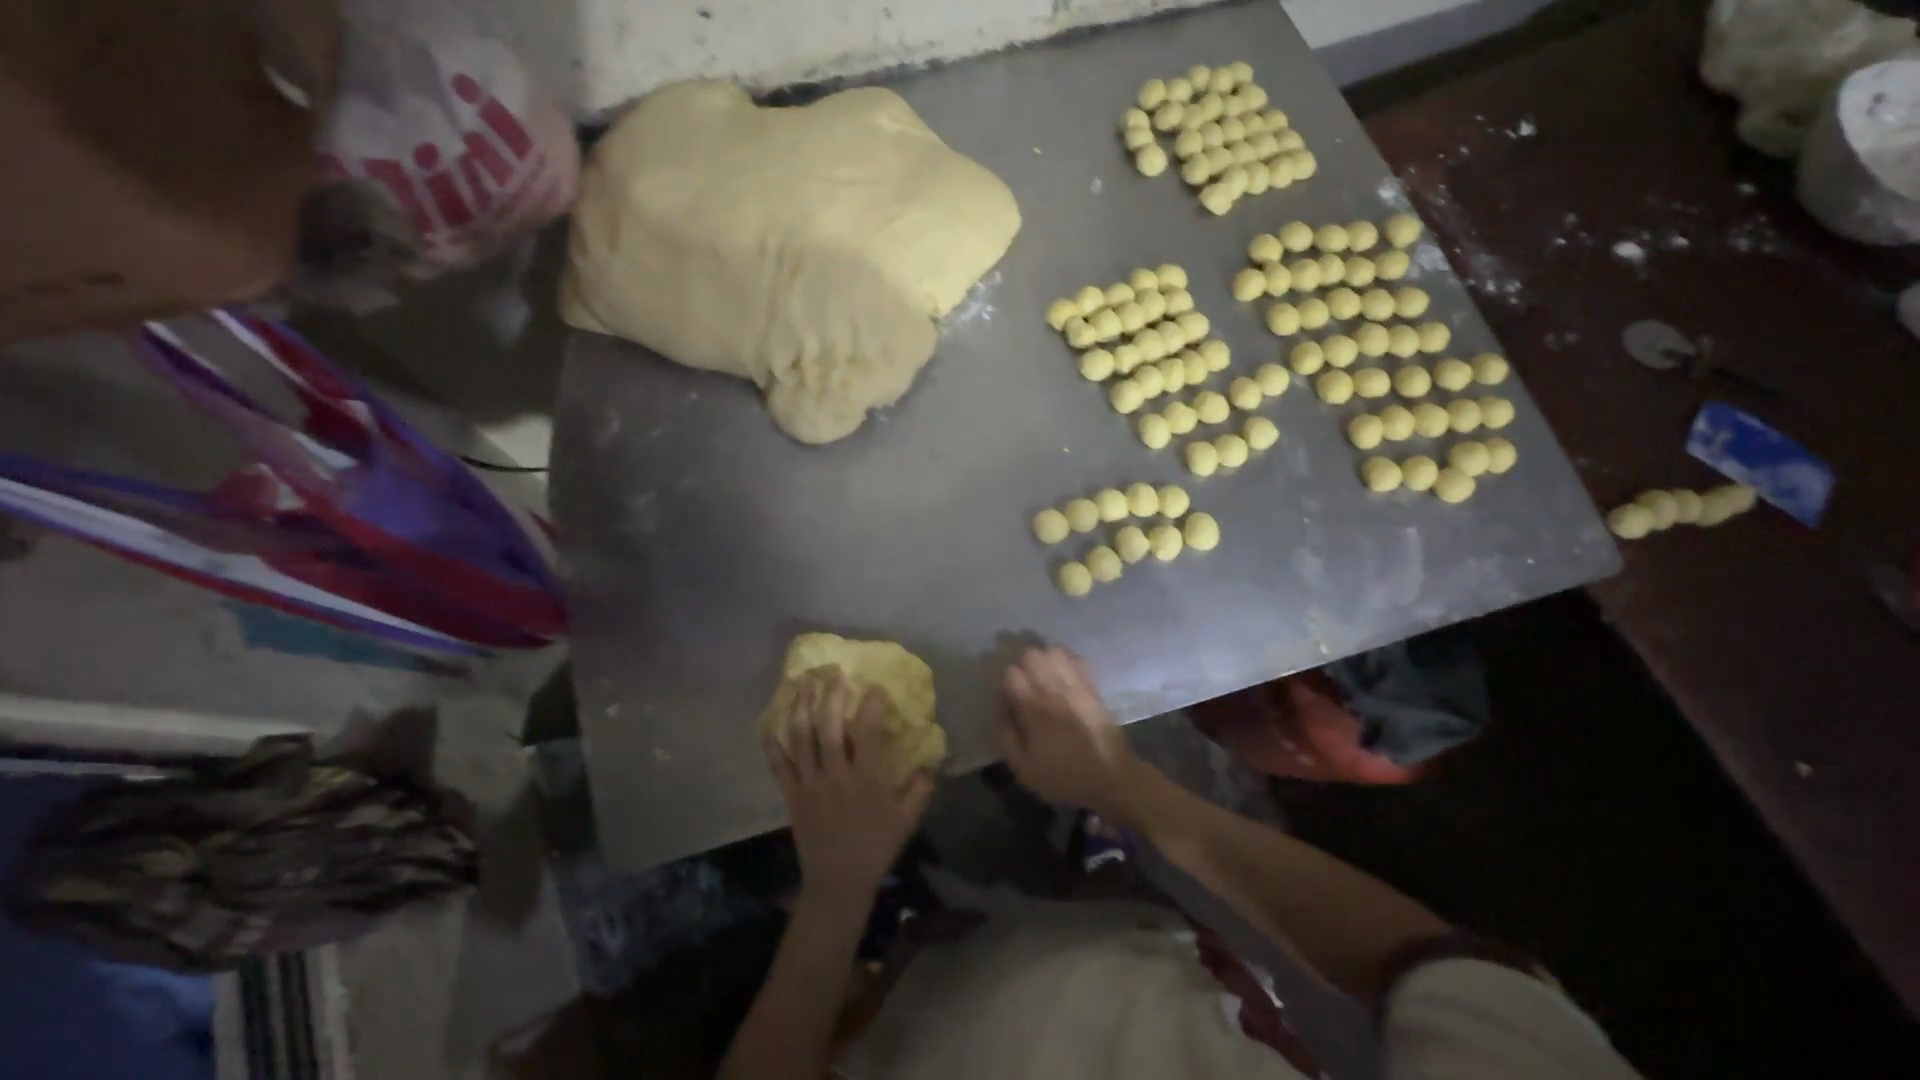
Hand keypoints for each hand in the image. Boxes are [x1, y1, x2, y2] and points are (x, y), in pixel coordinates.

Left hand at [765, 667, 934, 903]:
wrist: (838, 881)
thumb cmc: (876, 848)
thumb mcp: (907, 820)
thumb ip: (919, 789)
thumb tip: (928, 763)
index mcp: (867, 778)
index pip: (868, 729)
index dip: (871, 703)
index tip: (875, 687)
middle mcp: (836, 774)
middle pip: (829, 725)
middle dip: (831, 694)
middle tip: (833, 673)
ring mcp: (810, 783)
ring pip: (801, 736)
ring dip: (801, 706)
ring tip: (802, 683)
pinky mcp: (792, 794)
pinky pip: (778, 763)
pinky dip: (773, 741)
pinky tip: (771, 721)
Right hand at [998, 646, 1142, 822]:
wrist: (1112, 778)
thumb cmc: (1064, 777)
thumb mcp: (1024, 769)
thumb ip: (1007, 738)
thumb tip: (1001, 713)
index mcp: (1035, 709)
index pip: (1011, 673)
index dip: (1005, 683)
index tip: (1007, 699)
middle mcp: (1055, 690)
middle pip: (1032, 654)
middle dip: (1023, 665)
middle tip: (1024, 685)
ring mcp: (1077, 686)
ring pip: (1055, 651)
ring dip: (1044, 659)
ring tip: (1043, 677)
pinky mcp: (1093, 688)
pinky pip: (1077, 660)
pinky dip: (1066, 662)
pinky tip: (1063, 677)